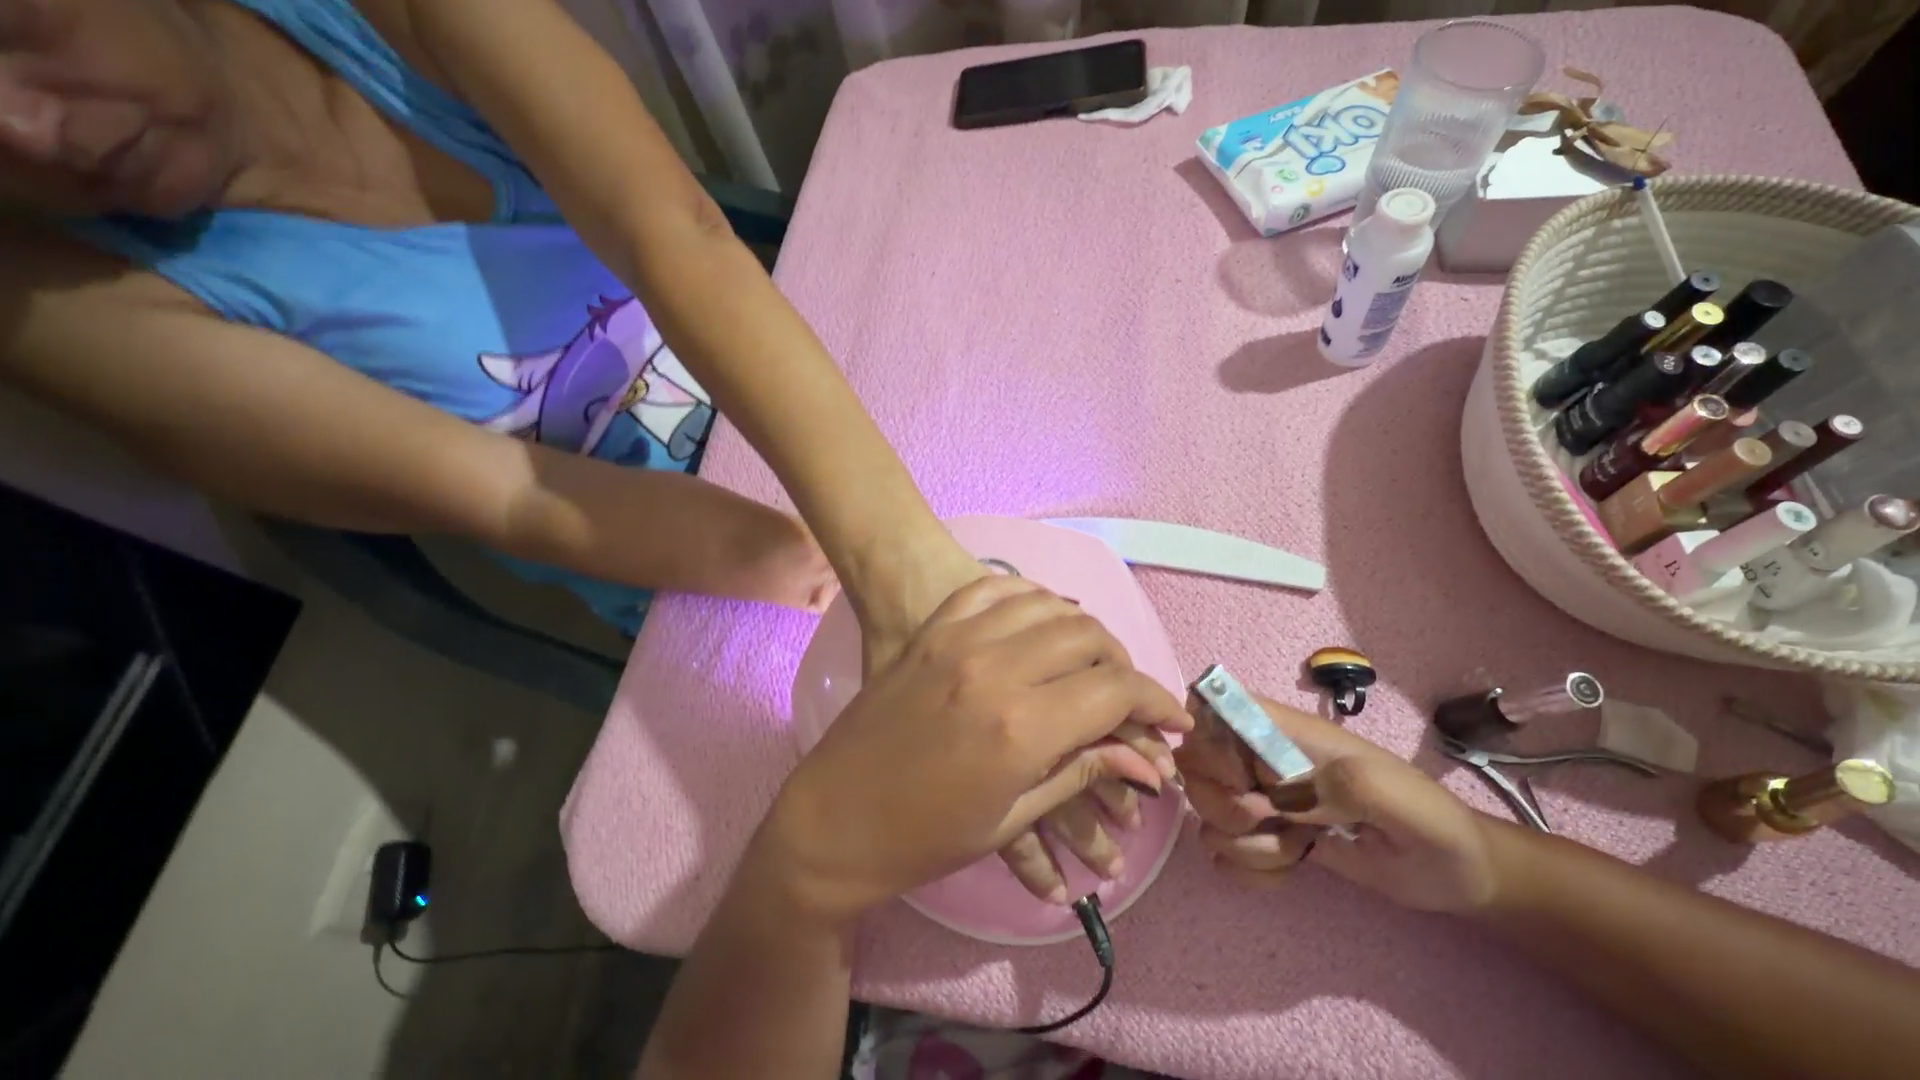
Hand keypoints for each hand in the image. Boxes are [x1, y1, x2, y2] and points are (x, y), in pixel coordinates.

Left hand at [846, 534, 1170, 902]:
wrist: (831, 818)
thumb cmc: (922, 837)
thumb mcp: (1008, 818)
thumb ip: (1078, 773)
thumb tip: (1140, 757)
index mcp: (1021, 728)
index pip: (1116, 692)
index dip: (1156, 704)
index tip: (1174, 722)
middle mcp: (997, 670)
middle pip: (1090, 640)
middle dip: (1125, 667)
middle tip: (1131, 698)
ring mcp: (960, 642)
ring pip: (1050, 608)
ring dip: (1084, 630)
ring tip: (1094, 660)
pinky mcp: (933, 632)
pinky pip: (996, 594)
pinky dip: (1030, 600)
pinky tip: (1042, 619)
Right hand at [1174, 692, 1498, 913]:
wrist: (1455, 876)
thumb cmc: (1434, 827)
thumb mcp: (1405, 802)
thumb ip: (1351, 785)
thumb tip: (1285, 795)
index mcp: (1293, 734)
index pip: (1217, 707)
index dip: (1208, 738)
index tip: (1239, 777)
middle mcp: (1268, 760)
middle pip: (1196, 764)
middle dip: (1221, 804)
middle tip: (1268, 823)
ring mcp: (1265, 800)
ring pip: (1207, 814)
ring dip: (1243, 845)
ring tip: (1295, 851)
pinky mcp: (1267, 839)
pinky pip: (1226, 853)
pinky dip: (1251, 870)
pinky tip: (1292, 870)